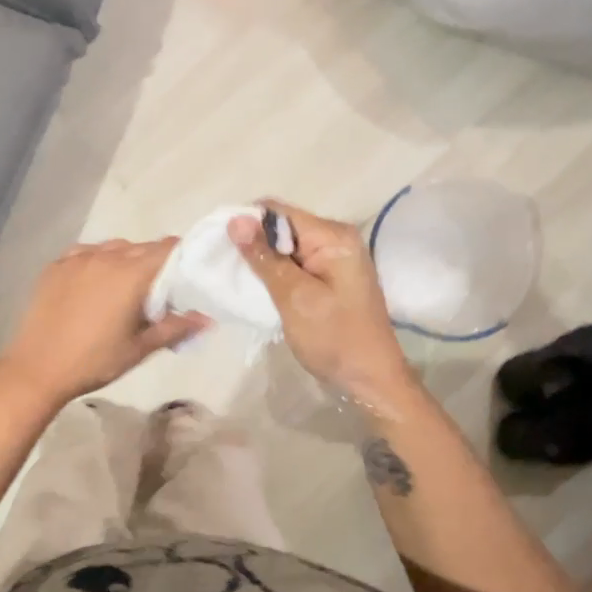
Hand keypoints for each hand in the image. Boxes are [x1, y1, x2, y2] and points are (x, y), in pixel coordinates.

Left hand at [0, 238, 208, 405]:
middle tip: (158, 292)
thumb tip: (207, 319)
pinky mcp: (55, 267)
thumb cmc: (94, 361)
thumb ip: (175, 328)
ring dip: (125, 261)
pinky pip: (85, 253)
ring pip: (112, 248)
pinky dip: (96, 262)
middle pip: (141, 247)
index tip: (187, 276)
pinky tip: (95, 284)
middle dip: (154, 263)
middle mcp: (105, 257)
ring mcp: (76, 259)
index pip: (167, 249)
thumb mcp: (140, 348)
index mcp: (130, 274)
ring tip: (124, 289)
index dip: (182, 257)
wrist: (38, 369)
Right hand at [228, 201, 413, 407]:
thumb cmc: (334, 338)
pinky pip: (296, 263)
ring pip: (286, 246)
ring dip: (263, 261)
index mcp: (333, 237)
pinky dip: (277, 273)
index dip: (247, 223)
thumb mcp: (294, 297)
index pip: (278, 211)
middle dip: (253, 243)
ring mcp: (335, 259)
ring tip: (237, 279)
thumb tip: (236, 220)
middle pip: (282, 226)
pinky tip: (261, 290)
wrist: (370, 379)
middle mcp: (337, 239)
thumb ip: (265, 257)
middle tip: (226, 268)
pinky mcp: (331, 277)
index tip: (220, 247)